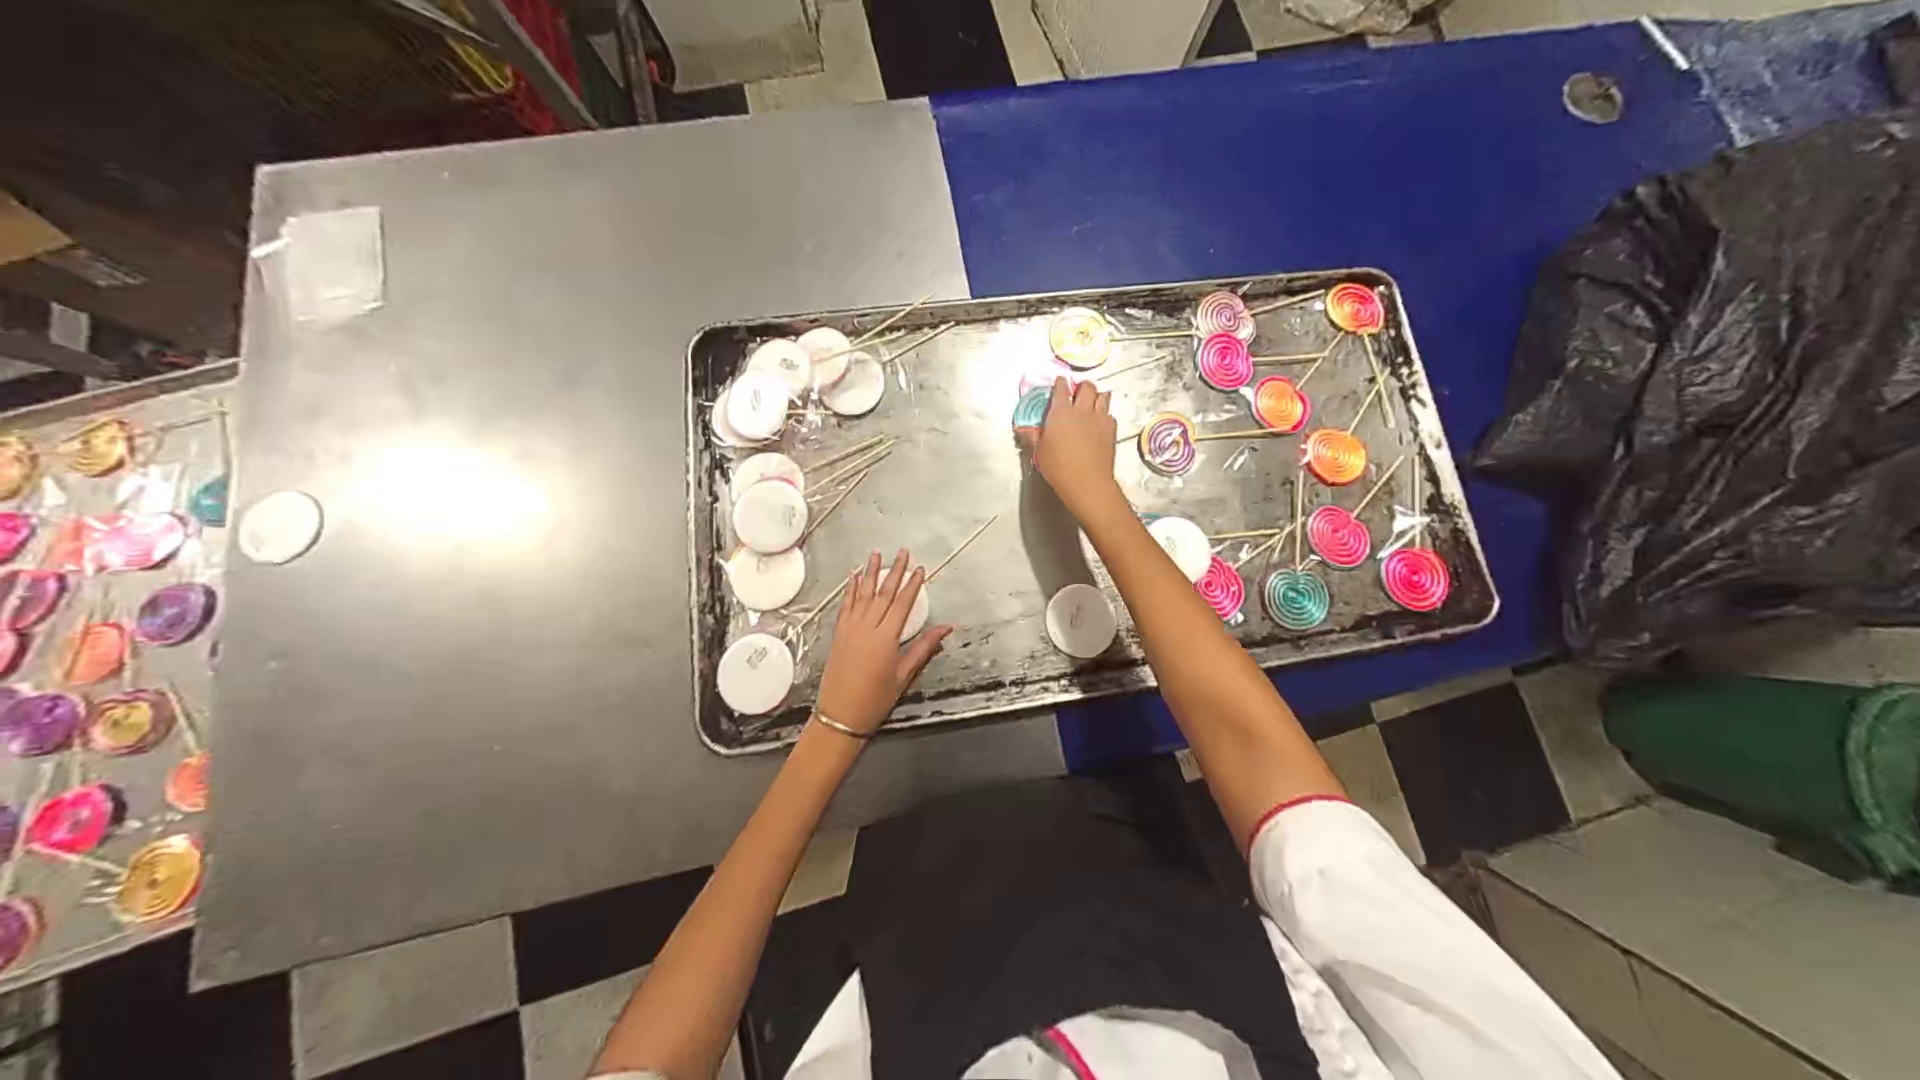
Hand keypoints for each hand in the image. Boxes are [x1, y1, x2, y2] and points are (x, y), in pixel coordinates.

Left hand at [815, 549, 952, 735]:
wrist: (839, 715)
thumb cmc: (875, 700)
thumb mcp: (904, 675)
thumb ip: (924, 648)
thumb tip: (946, 629)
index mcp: (886, 638)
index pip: (902, 603)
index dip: (913, 585)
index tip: (920, 569)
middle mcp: (867, 628)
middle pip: (883, 593)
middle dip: (895, 571)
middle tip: (903, 552)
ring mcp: (850, 629)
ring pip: (862, 594)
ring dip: (870, 573)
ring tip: (875, 554)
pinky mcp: (838, 635)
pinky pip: (845, 606)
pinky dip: (850, 590)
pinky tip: (853, 578)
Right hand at [1014, 378, 1123, 520]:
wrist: (1087, 481)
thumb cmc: (1058, 467)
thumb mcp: (1040, 451)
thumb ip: (1032, 435)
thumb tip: (1021, 428)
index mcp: (1061, 412)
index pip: (1062, 388)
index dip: (1060, 383)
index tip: (1059, 383)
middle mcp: (1082, 410)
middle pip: (1087, 387)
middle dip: (1082, 386)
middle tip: (1077, 392)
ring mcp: (1099, 418)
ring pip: (1102, 396)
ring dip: (1096, 396)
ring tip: (1091, 402)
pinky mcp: (1111, 429)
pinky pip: (1109, 414)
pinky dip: (1104, 413)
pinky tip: (1099, 421)